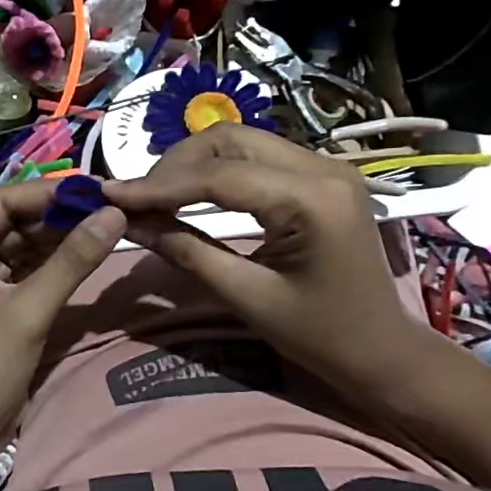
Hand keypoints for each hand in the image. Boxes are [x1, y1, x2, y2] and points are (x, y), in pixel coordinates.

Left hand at [0, 179, 125, 484]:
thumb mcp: (29, 312)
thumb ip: (72, 261)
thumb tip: (114, 215)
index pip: (1, 202)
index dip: (48, 192)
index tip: (95, 187)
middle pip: (14, 221)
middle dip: (59, 215)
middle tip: (109, 206)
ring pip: (24, 244)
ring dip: (62, 236)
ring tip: (107, 222)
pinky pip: (28, 268)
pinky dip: (56, 261)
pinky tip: (88, 249)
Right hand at [104, 124, 429, 391]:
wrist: (380, 350)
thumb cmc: (319, 335)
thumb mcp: (247, 296)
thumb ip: (187, 251)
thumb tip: (130, 222)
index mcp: (311, 200)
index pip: (219, 177)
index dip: (159, 185)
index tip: (110, 193)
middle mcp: (324, 168)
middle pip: (231, 140)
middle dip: (177, 164)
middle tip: (138, 198)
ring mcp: (328, 167)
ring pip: (244, 142)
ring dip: (196, 163)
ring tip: (158, 195)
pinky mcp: (324, 177)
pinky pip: (261, 158)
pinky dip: (221, 171)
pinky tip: (194, 192)